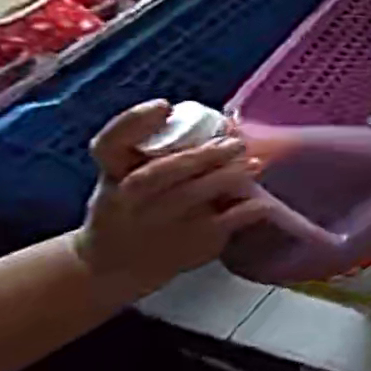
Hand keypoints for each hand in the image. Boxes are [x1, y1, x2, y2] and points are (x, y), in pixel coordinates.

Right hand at [76, 102, 270, 297]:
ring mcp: (157, 223)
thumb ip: (171, 153)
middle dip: (196, 156)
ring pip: (188, 197)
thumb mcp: (136, 177)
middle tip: (234, 143)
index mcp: (114, 175)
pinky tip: (262, 202)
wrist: (115, 264)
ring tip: (256, 163)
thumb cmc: (138, 206)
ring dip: (225, 177)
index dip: (131, 123)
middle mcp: (127, 200)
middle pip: (155, 175)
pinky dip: (244, 210)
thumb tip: (230, 121)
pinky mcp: (189, 243)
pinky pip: (221, 223)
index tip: (163, 105)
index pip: (109, 145)